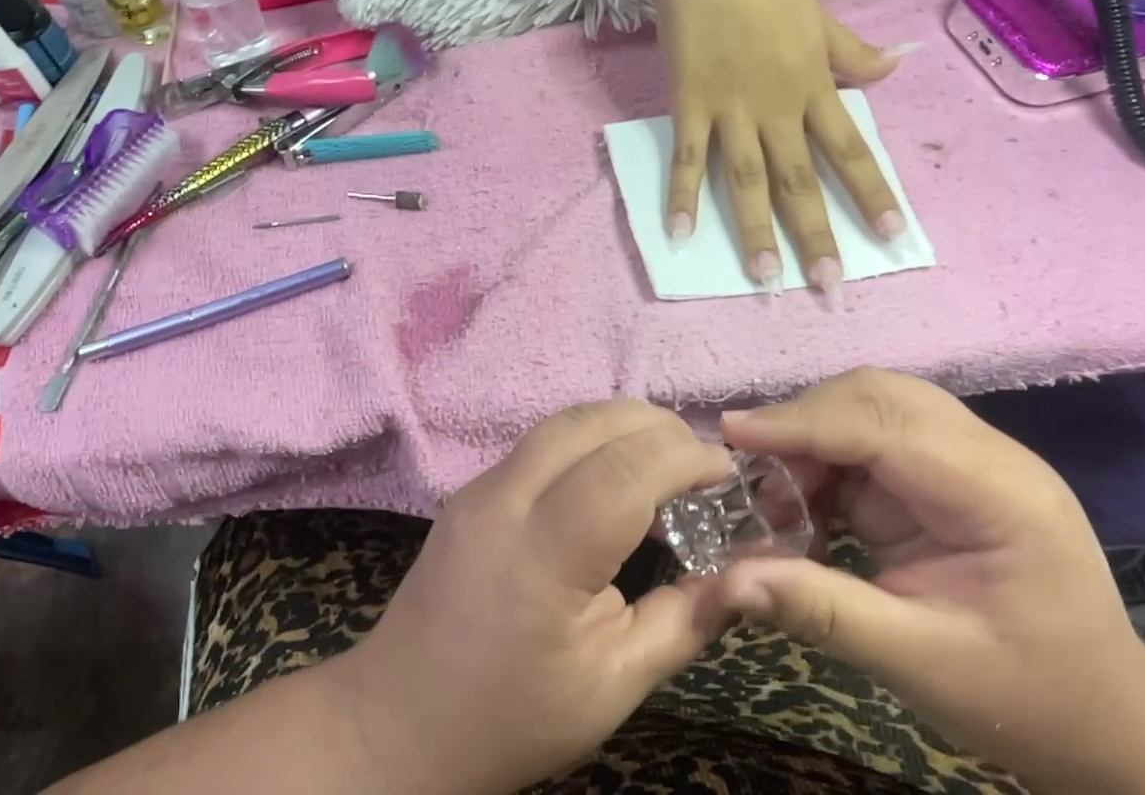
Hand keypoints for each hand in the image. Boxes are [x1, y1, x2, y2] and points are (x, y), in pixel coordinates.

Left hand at [331, 401, 734, 793]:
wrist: (399, 720)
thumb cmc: (510, 716)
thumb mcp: (612, 686)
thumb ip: (683, 622)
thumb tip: (745, 576)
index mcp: (542, 554)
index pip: (624, 470)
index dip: (685, 458)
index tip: (728, 473)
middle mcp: (502, 501)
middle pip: (588, 424)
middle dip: (656, 426)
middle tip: (703, 461)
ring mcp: (476, 490)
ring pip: (558, 423)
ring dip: (618, 424)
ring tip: (666, 458)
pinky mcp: (465, 493)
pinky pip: (535, 444)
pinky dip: (586, 439)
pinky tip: (611, 473)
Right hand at [654, 0, 905, 303]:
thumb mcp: (820, 15)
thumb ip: (851, 52)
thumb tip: (890, 74)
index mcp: (814, 85)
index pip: (852, 149)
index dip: (872, 194)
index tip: (893, 236)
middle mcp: (778, 106)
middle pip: (801, 180)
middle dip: (816, 234)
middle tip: (829, 285)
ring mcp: (731, 108)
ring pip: (748, 180)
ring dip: (756, 231)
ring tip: (764, 278)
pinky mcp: (689, 104)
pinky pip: (688, 159)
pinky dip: (683, 196)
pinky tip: (682, 236)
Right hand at [715, 369, 1144, 772]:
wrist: (1100, 718)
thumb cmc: (1023, 695)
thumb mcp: (919, 665)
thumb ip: (824, 611)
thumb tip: (729, 579)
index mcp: (1001, 496)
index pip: (888, 426)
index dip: (804, 423)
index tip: (731, 435)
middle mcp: (986, 459)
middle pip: (879, 396)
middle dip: (802, 422)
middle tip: (745, 472)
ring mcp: (964, 463)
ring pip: (868, 408)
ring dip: (808, 440)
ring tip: (771, 501)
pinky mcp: (938, 479)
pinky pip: (864, 444)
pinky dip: (820, 465)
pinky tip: (800, 511)